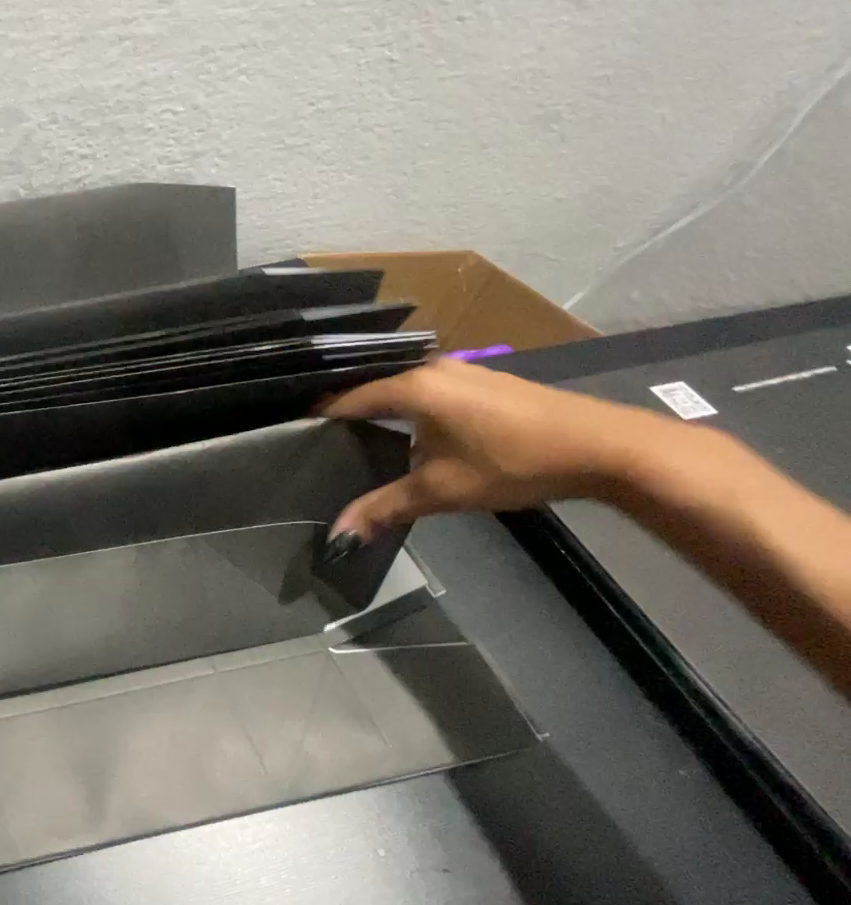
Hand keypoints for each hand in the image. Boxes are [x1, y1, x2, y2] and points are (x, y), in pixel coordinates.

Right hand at [319, 359, 691, 541]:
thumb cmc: (513, 463)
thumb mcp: (441, 491)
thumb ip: (384, 508)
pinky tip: (418, 437)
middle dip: (352, 417)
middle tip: (328, 448)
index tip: (296, 439)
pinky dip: (416, 412)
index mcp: (411, 387)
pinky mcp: (488, 381)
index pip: (346, 399)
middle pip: (374, 391)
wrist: (607, 448)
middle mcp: (431, 369)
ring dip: (387, 414)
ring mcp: (463, 371)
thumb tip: (338, 535)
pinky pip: (432, 392)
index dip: (320, 419)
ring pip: (406, 391)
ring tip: (368, 445)